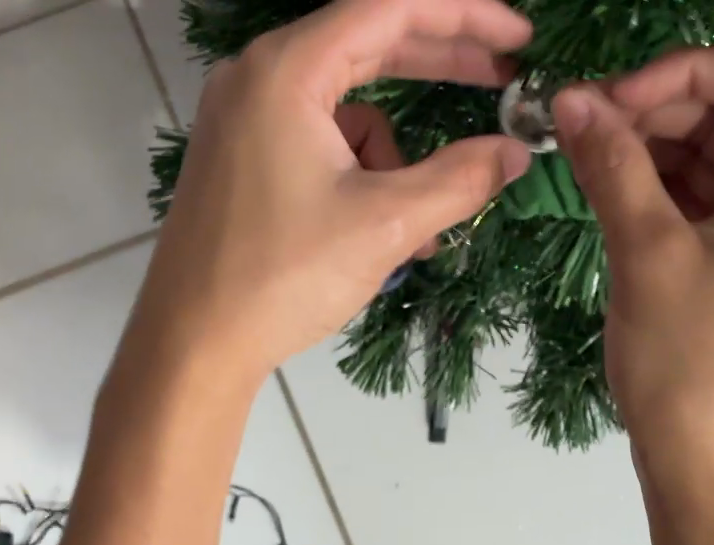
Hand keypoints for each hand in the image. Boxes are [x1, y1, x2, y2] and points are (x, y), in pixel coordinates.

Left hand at [132, 0, 533, 385]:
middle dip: (439, 69)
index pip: (390, 7)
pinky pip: (319, 147)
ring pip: (346, 114)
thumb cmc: (283, 278)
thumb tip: (516, 153)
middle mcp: (257, 77)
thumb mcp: (384, 226)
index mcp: (286, 70)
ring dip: (395, 160)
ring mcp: (243, 120)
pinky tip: (376, 234)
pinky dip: (359, 180)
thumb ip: (459, 181)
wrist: (195, 343)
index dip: (464, 17)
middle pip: (367, 46)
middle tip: (503, 87)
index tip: (518, 41)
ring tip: (417, 228)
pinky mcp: (241, 161)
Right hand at [553, 45, 713, 490]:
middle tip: (579, 130)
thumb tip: (569, 97)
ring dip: (649, 157)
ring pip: (712, 167)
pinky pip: (704, 212)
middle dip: (655, 113)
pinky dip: (658, 199)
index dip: (676, 74)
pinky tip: (609, 198)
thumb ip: (613, 167)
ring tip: (584, 163)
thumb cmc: (689, 367)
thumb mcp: (649, 256)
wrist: (707, 473)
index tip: (604, 102)